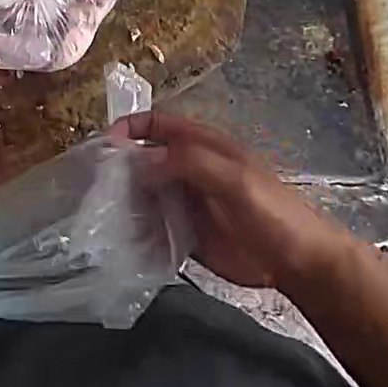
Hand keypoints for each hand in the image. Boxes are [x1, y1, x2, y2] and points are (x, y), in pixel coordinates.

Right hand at [112, 112, 358, 290]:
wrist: (298, 262)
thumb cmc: (273, 213)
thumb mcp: (236, 181)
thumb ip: (192, 163)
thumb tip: (139, 159)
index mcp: (204, 146)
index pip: (159, 124)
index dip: (131, 127)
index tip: (103, 146)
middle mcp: (190, 170)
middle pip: (146, 158)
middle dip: (119, 166)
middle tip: (89, 186)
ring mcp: (187, 202)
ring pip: (145, 191)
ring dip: (123, 199)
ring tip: (95, 215)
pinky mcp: (186, 233)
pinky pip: (153, 224)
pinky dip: (135, 228)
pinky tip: (117, 240)